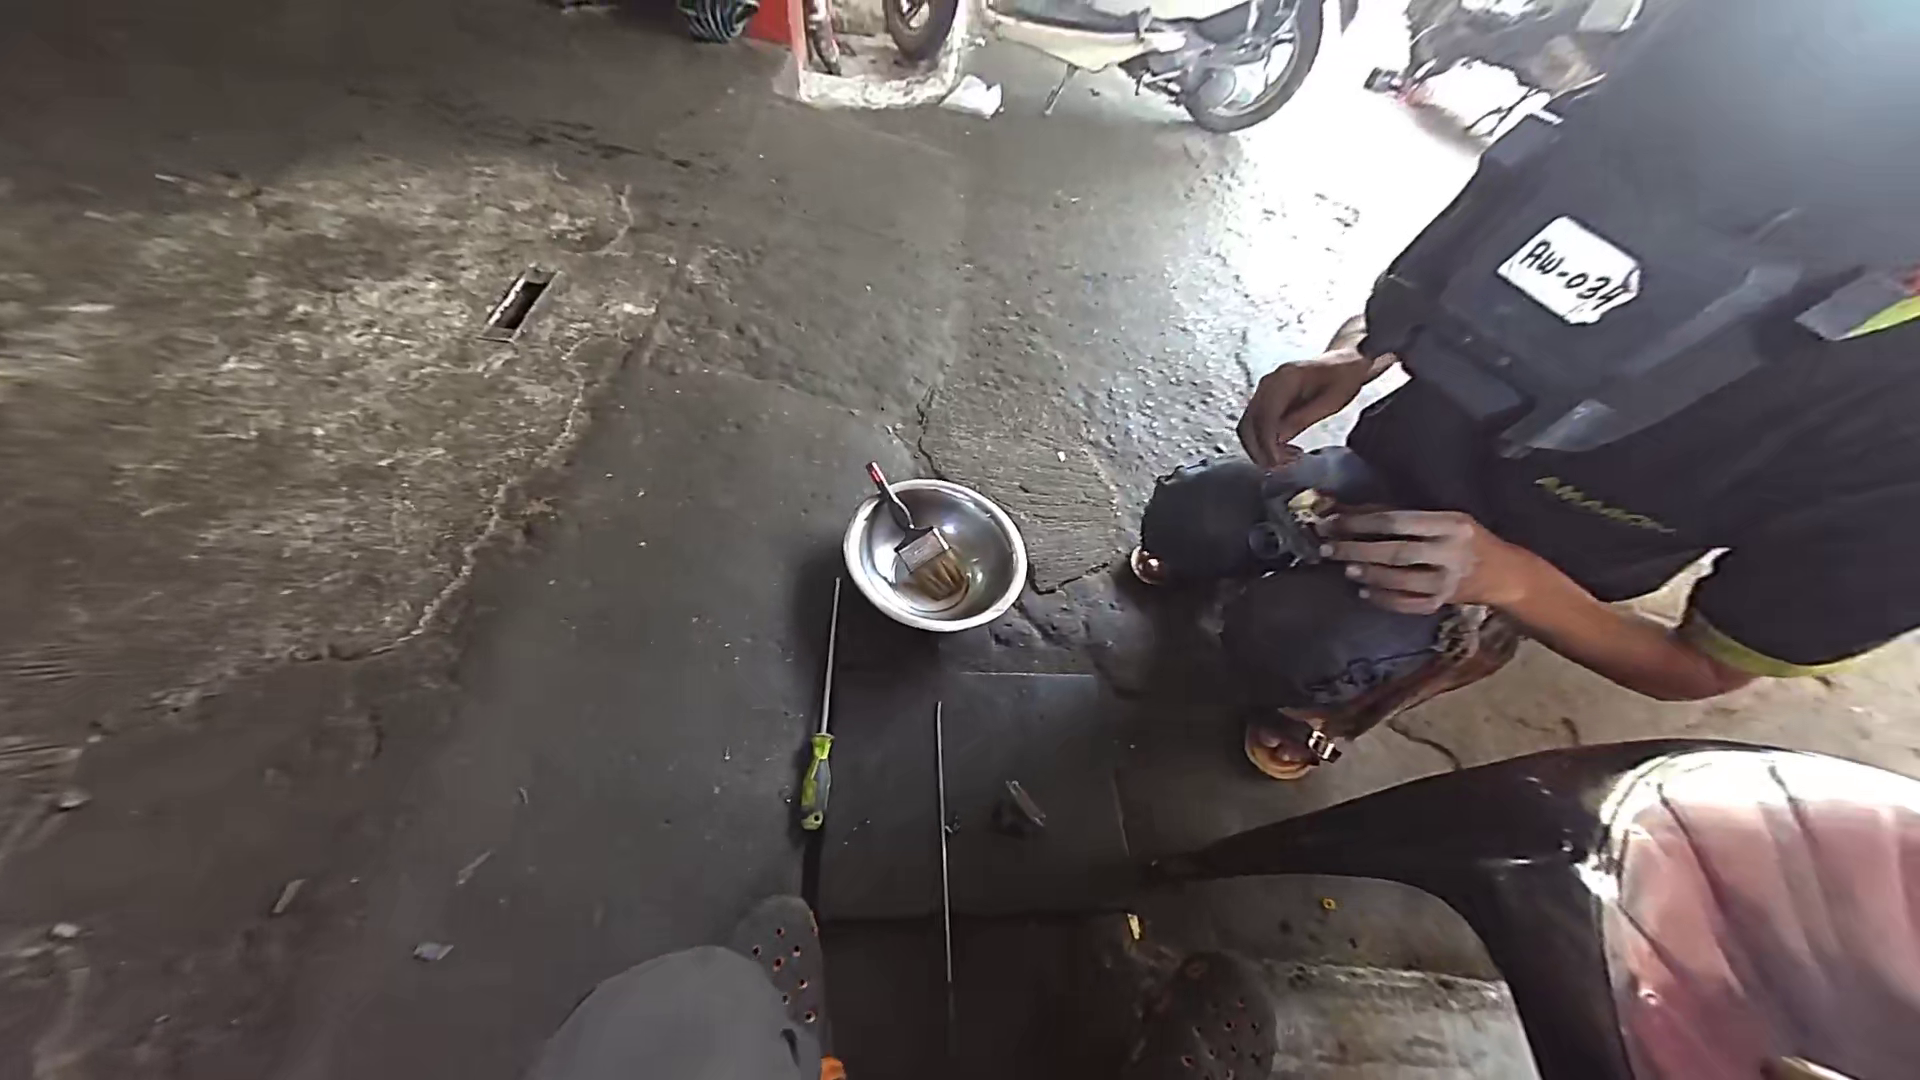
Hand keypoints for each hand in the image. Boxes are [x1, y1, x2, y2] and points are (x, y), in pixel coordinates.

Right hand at [1236, 348, 1383, 467]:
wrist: (1343, 363)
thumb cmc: (1342, 378)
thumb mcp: (1329, 402)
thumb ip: (1300, 420)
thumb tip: (1277, 441)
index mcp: (1284, 379)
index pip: (1264, 417)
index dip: (1266, 443)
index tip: (1275, 462)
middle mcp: (1267, 384)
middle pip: (1248, 424)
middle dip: (1259, 450)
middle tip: (1276, 467)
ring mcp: (1263, 391)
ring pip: (1247, 427)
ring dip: (1259, 448)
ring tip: (1282, 460)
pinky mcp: (1264, 401)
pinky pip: (1254, 425)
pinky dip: (1262, 441)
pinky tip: (1280, 449)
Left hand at [1323, 510, 1529, 613]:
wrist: (1506, 574)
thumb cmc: (1463, 539)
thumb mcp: (1439, 519)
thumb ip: (1393, 515)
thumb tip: (1342, 511)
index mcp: (1450, 525)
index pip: (1396, 522)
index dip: (1358, 522)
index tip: (1330, 524)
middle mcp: (1451, 553)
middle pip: (1394, 552)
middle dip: (1354, 550)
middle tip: (1326, 549)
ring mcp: (1448, 582)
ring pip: (1399, 579)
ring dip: (1367, 574)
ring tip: (1345, 569)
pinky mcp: (1443, 603)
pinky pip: (1407, 604)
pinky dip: (1382, 599)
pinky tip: (1364, 592)